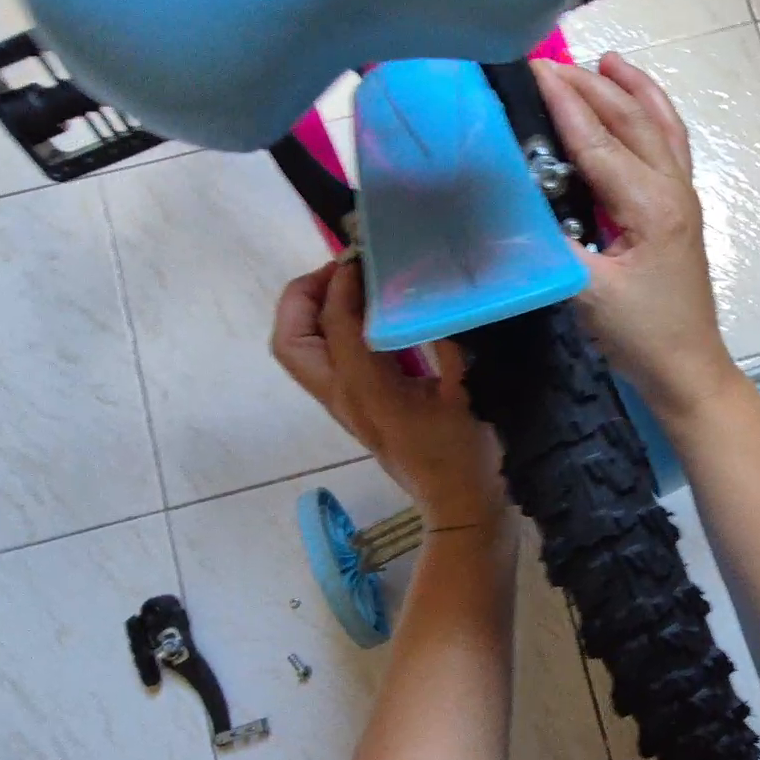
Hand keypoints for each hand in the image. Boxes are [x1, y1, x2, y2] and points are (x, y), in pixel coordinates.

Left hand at [272, 261, 505, 529]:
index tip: (367, 254)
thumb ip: (448, 343)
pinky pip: (323, 360)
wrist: (460, 506)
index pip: (338, 324)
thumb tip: (437, 296)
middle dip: (305, 295)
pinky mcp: (355, 409)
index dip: (347, 283)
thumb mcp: (467, 394)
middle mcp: (343, 397)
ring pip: (300, 350)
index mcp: (369, 392)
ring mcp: (345, 406)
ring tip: (353, 286)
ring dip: (314, 311)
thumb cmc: (468, 455)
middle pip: (291, 338)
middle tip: (343, 270)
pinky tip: (372, 317)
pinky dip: (331, 329)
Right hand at [532, 53, 744, 421]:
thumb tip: (516, 203)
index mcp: (650, 206)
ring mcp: (683, 197)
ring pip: (660, 126)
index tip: (530, 68)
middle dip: (591, 86)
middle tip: (548, 61)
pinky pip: (670, 147)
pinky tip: (639, 107)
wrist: (686, 367)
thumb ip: (551, 244)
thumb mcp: (588, 293)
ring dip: (633, 90)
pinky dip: (654, 117)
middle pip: (631, 121)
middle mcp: (672, 190)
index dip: (564, 103)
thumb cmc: (640, 335)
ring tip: (606, 61)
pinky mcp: (682, 210)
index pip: (598, 142)